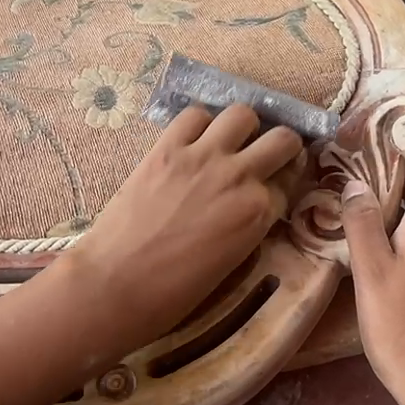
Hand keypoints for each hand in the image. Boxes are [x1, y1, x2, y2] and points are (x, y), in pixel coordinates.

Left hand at [58, 104, 304, 356]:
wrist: (117, 283)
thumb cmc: (174, 291)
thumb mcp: (232, 261)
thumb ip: (250, 224)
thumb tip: (254, 203)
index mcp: (259, 213)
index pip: (288, 184)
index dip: (281, 186)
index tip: (273, 188)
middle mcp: (240, 176)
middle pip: (283, 140)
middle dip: (282, 148)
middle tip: (266, 156)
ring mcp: (203, 156)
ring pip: (243, 114)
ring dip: (243, 127)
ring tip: (230, 142)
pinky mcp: (168, 146)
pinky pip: (194, 115)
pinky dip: (199, 124)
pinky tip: (194, 139)